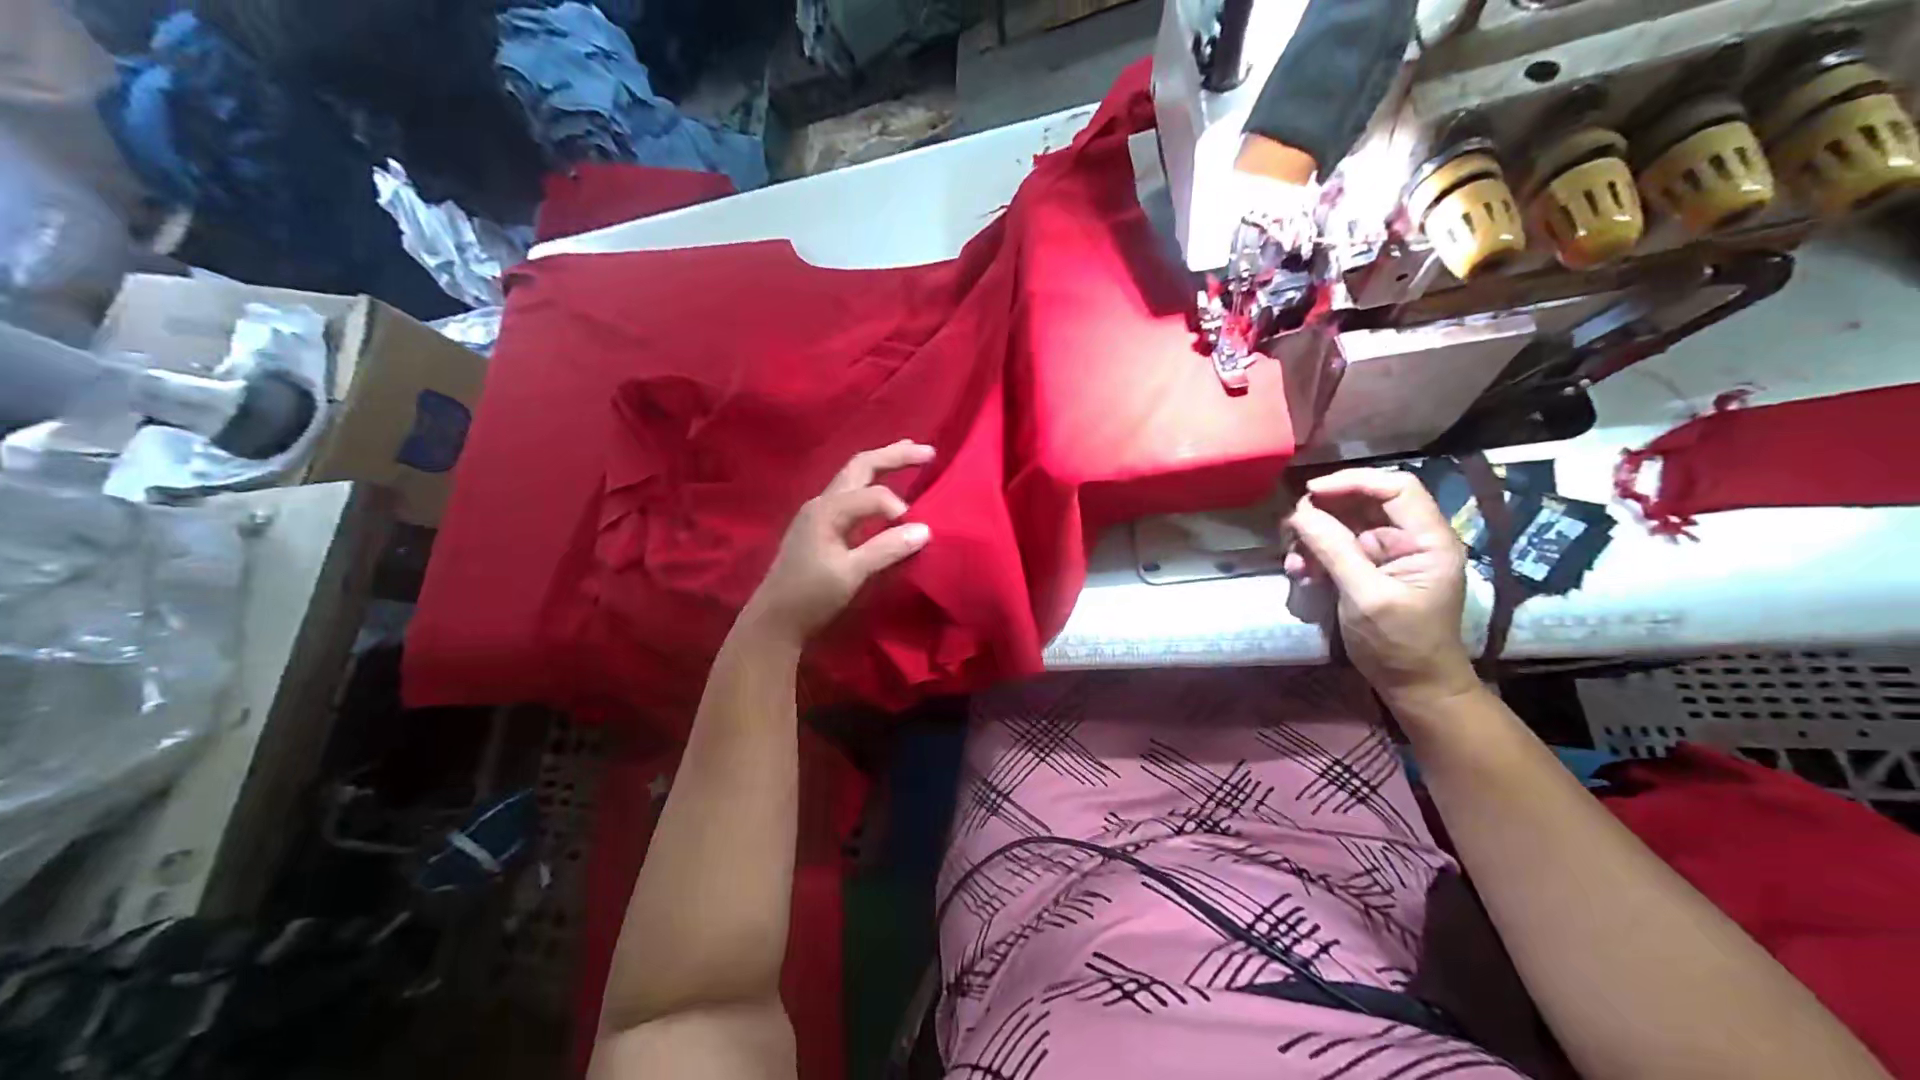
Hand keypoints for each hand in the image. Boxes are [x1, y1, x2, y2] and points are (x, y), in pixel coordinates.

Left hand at [741, 441, 935, 646]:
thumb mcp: (850, 575)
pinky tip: (884, 490)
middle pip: (861, 466)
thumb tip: (924, 529)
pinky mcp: (819, 526)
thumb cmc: (809, 597)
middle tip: (928, 451)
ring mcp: (818, 512)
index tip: (916, 535)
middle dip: (894, 456)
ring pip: (853, 476)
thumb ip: (886, 549)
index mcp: (827, 509)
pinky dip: (872, 483)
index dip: (899, 508)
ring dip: (883, 464)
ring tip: (910, 455)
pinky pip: (850, 493)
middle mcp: (821, 502)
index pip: (874, 494)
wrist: (774, 621)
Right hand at [1284, 468, 1478, 705]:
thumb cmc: (1400, 643)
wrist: (1413, 687)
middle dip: (1324, 513)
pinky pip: (1337, 550)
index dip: (1353, 482)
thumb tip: (1300, 513)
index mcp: (1428, 540)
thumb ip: (1335, 550)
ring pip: (1344, 526)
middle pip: (1364, 503)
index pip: (1396, 488)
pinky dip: (1315, 557)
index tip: (1311, 492)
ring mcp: (1387, 555)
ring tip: (1294, 562)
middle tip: (1291, 529)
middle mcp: (1410, 539)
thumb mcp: (1366, 596)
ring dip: (1314, 538)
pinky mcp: (1368, 571)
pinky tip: (1300, 573)